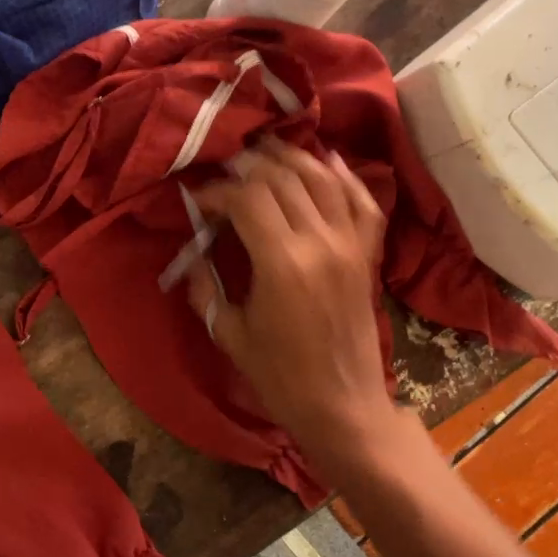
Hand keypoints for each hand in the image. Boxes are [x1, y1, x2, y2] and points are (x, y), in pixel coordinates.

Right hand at [186, 139, 394, 448]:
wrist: (341, 404)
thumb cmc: (278, 375)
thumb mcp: (228, 332)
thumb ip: (205, 286)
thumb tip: (191, 253)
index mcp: (282, 263)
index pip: (247, 199)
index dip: (217, 190)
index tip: (196, 199)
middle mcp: (320, 242)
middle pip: (284, 179)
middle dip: (249, 167)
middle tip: (224, 170)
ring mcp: (350, 245)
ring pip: (322, 179)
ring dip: (291, 159)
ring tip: (263, 151)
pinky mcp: (366, 254)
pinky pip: (362, 202)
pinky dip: (344, 177)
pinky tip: (325, 161)